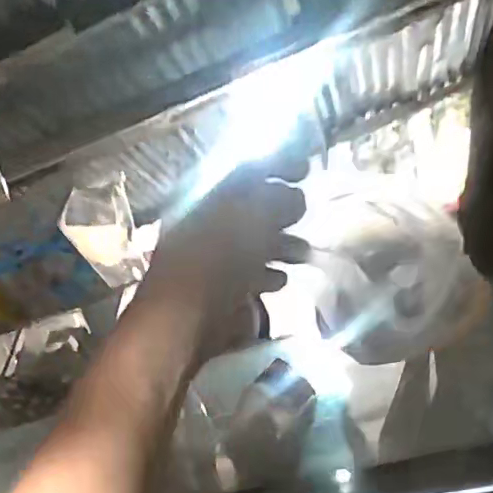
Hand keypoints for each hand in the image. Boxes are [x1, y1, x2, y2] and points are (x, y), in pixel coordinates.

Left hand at [136, 155, 310, 357]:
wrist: (182, 326)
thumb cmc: (212, 266)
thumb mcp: (248, 224)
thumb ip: (274, 204)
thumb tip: (297, 196)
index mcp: (206, 199)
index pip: (245, 171)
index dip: (277, 165)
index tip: (307, 168)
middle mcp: (206, 226)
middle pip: (250, 210)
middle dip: (283, 211)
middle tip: (309, 214)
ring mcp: (210, 262)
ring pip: (251, 246)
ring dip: (281, 246)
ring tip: (304, 254)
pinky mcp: (216, 294)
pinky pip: (246, 278)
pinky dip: (266, 275)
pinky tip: (282, 281)